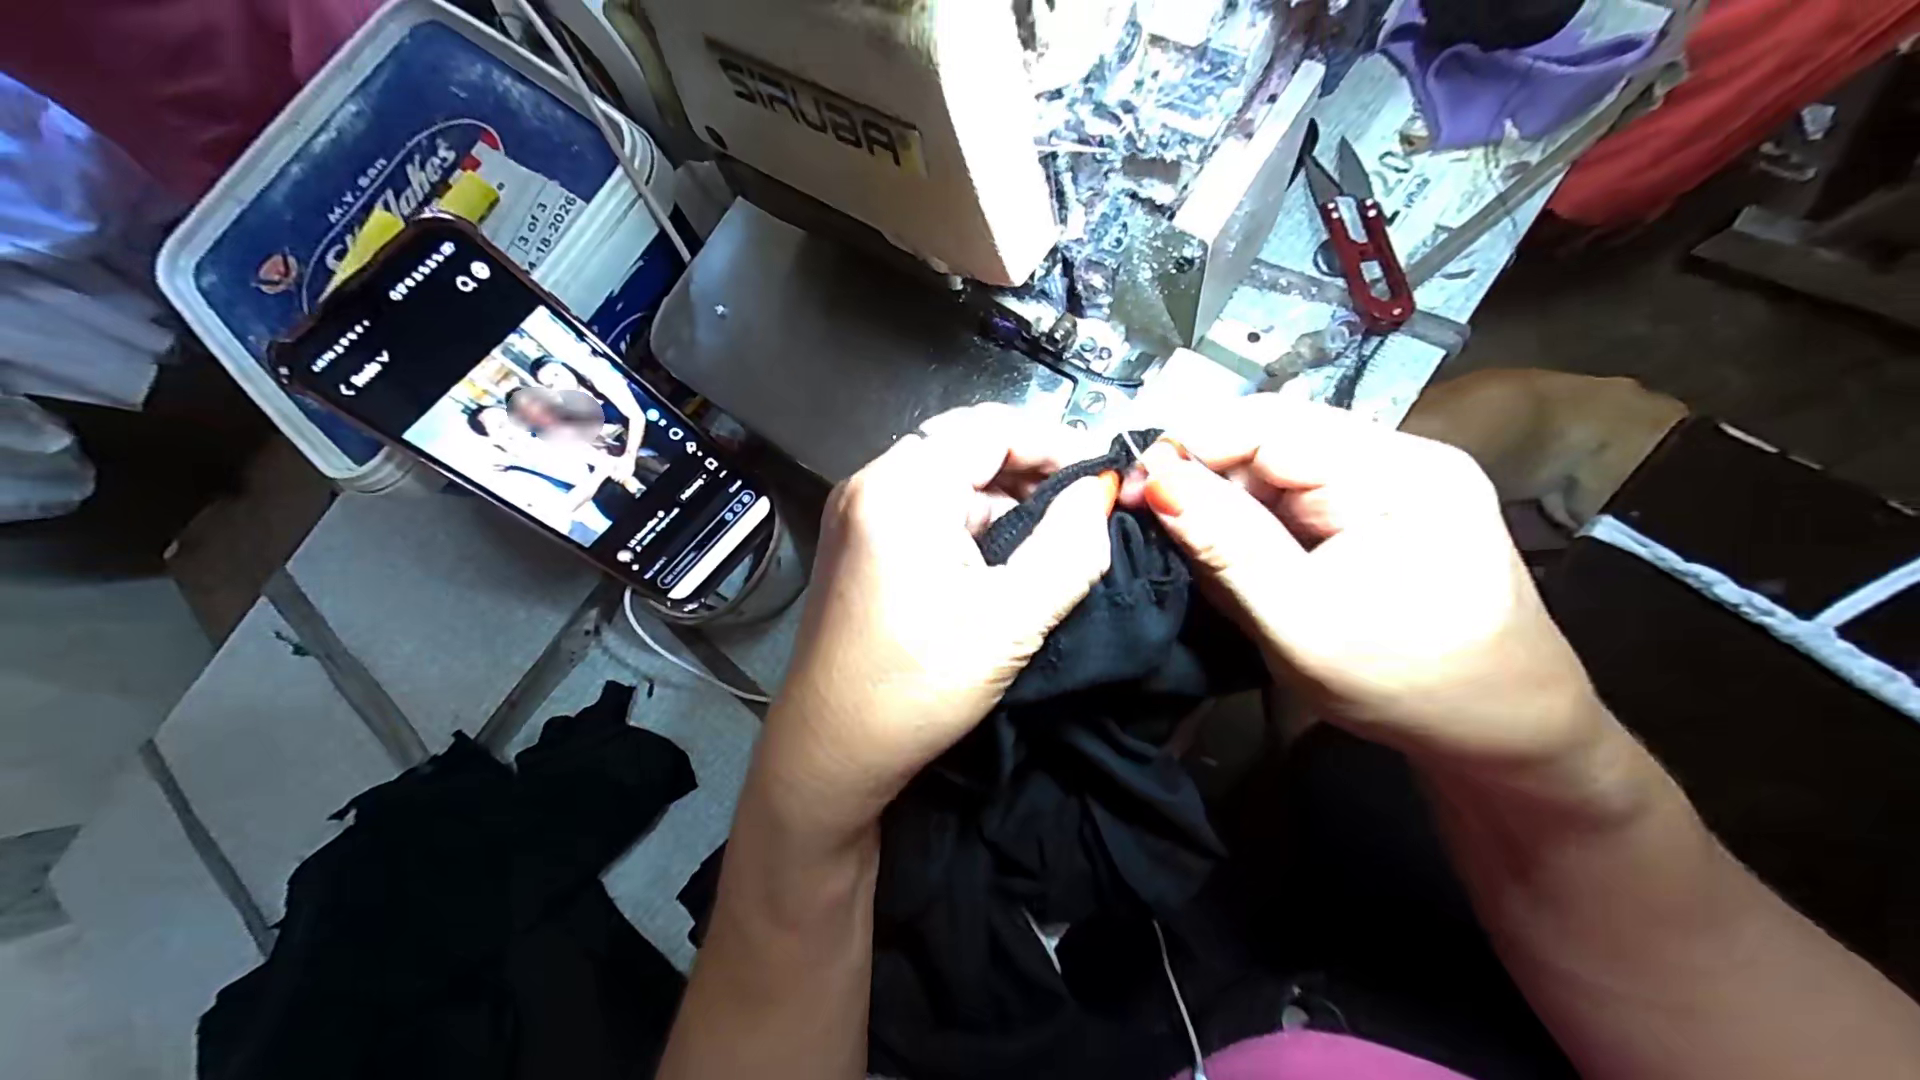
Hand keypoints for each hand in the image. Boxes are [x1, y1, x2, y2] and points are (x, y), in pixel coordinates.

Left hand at [758, 404, 1118, 836]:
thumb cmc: (918, 684)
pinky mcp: (859, 547)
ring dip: (1003, 503)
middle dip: (1029, 473)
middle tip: (1081, 512)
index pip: (990, 426)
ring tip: (1051, 542)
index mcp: (901, 487)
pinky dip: (971, 527)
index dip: (1052, 443)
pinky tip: (1002, 563)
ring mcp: (859, 516)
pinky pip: (927, 513)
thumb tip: (1099, 494)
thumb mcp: (1012, 618)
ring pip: (948, 482)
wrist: (831, 751)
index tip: (1097, 481)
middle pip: (965, 448)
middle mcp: (869, 485)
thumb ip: (1070, 547)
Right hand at [1125, 396, 1608, 788]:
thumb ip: (1226, 548)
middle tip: (1152, 523)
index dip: (1191, 445)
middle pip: (1268, 439)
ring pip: (1269, 469)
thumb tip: (1156, 480)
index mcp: (1398, 473)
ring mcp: (1384, 481)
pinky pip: (1286, 496)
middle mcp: (1395, 457)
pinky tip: (1236, 554)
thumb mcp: (1302, 623)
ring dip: (1221, 504)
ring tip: (1198, 551)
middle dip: (1203, 478)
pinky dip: (1246, 521)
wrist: (1497, 732)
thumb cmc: (1408, 687)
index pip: (1270, 424)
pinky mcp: (1369, 508)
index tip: (1134, 488)